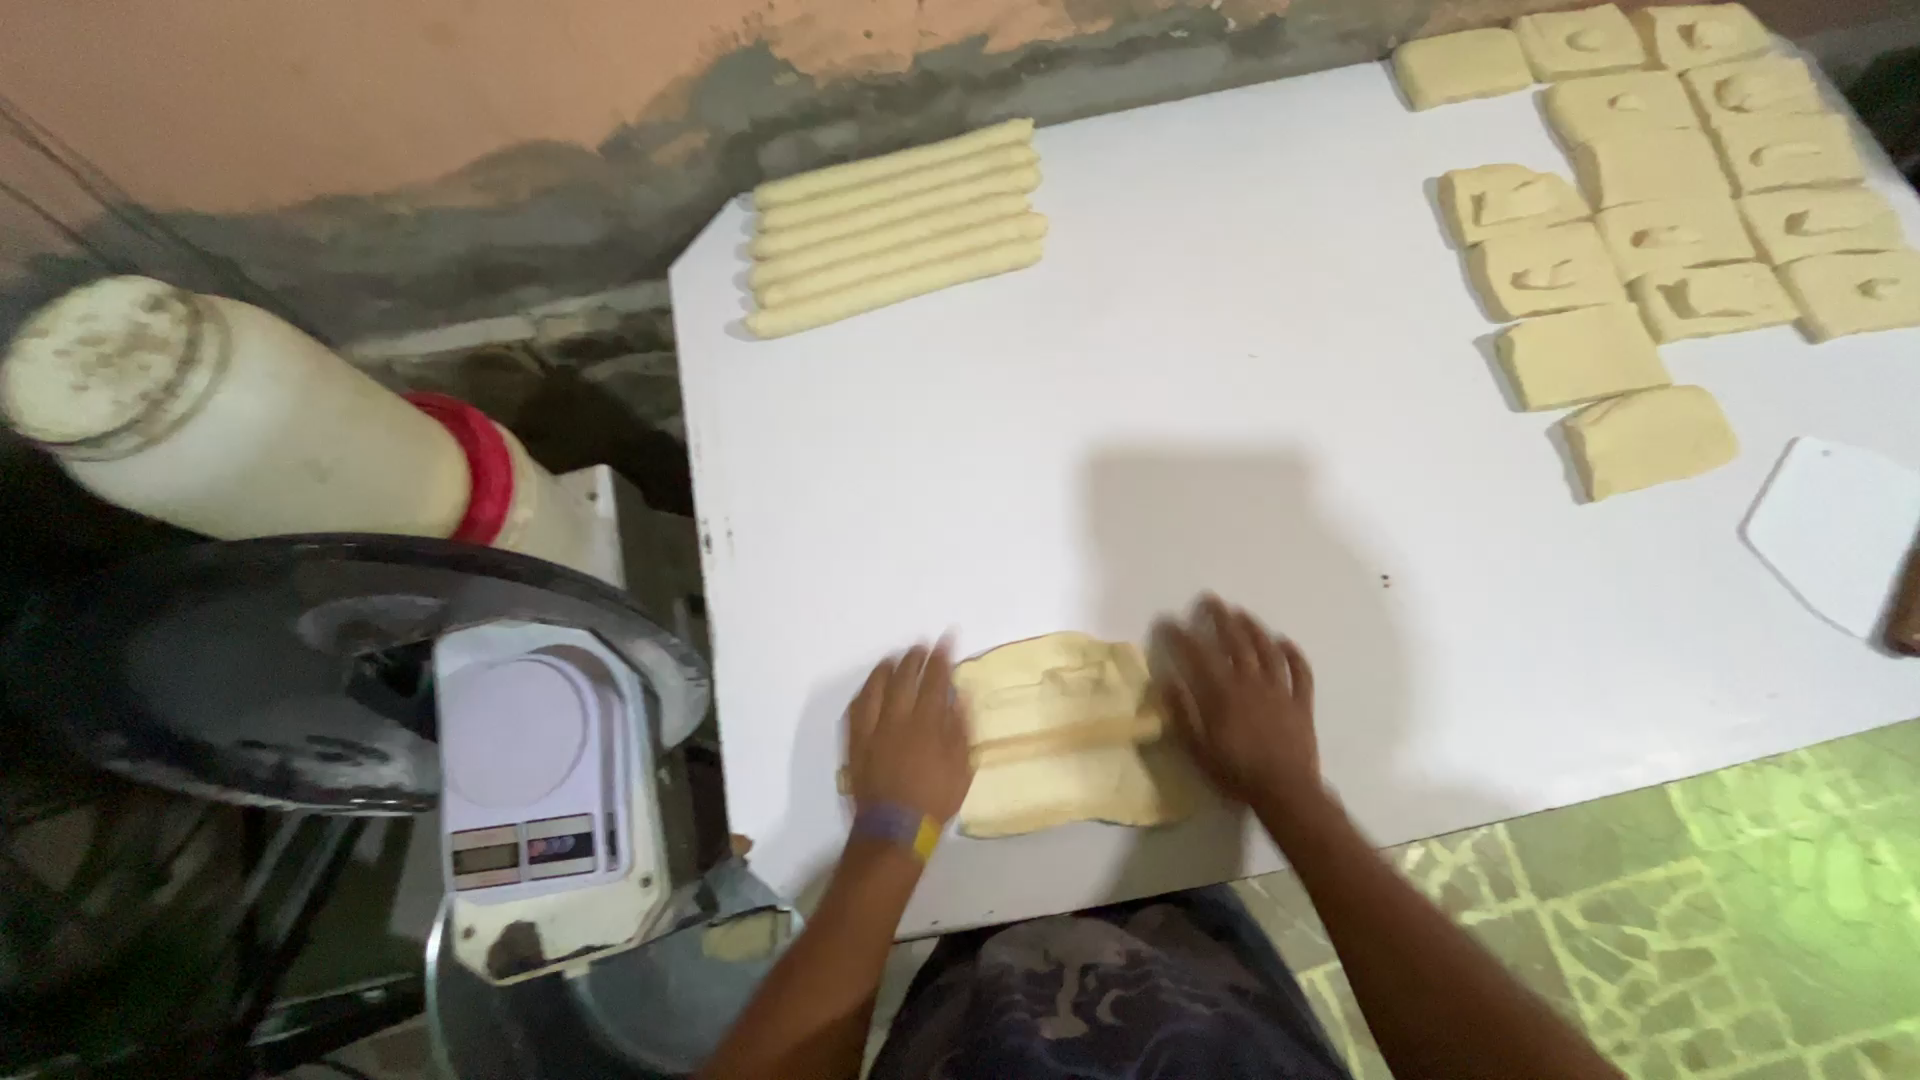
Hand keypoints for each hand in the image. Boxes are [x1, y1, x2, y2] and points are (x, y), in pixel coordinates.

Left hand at [843, 642, 974, 822]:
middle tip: (920, 647)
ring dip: (887, 670)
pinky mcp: (855, 742)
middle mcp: (898, 720)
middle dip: (914, 659)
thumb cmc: (934, 800)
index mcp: (928, 725)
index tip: (945, 642)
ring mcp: (873, 730)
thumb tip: (958, 697)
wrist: (894, 829)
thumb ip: (960, 729)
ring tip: (894, 659)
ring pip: (877, 689)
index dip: (941, 659)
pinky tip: (869, 687)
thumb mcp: (961, 768)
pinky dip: (864, 693)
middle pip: (905, 679)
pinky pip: (856, 709)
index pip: (935, 681)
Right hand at [1153, 594, 1319, 808]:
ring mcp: (1280, 691)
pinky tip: (1285, 642)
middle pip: (1235, 642)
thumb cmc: (1236, 773)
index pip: (1198, 655)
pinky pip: (1300, 673)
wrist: (1286, 792)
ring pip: (1267, 650)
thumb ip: (1183, 713)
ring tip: (1241, 613)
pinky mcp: (1301, 703)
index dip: (1181, 636)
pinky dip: (1293, 654)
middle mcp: (1251, 684)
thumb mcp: (1198, 749)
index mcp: (1223, 694)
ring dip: (1253, 628)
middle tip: (1209, 600)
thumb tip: (1168, 681)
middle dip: (1220, 618)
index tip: (1168, 621)